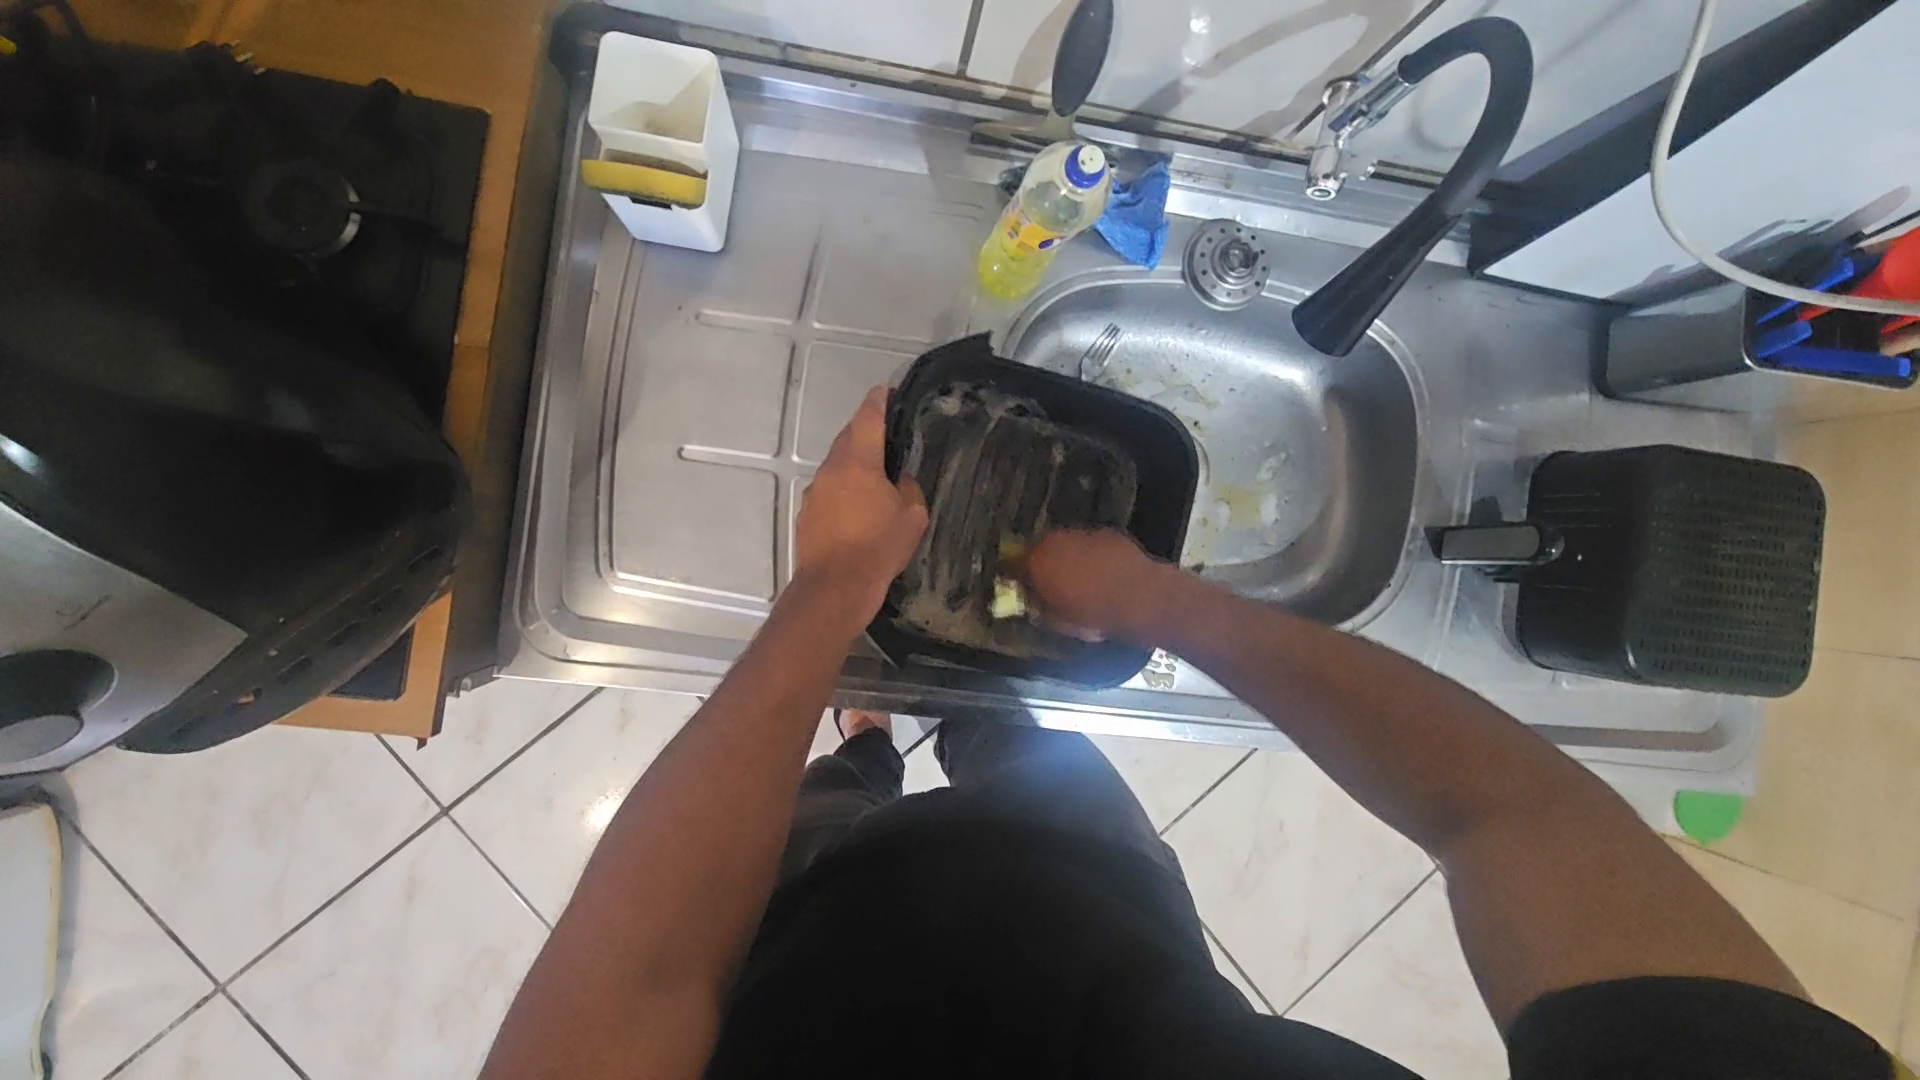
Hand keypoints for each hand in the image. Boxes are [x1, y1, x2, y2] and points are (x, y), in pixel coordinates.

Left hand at [793, 386, 928, 615]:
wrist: (835, 587)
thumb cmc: (878, 548)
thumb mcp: (912, 517)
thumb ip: (908, 488)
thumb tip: (900, 477)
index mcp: (859, 461)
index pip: (868, 417)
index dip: (878, 400)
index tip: (887, 390)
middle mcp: (831, 468)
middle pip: (848, 437)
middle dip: (866, 431)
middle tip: (888, 435)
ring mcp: (815, 491)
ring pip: (837, 464)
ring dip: (854, 463)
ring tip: (876, 475)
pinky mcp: (807, 513)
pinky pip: (829, 489)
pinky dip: (843, 488)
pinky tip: (857, 507)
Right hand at [1012, 529, 1177, 643]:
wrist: (1140, 597)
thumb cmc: (1093, 615)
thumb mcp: (1058, 621)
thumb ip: (1039, 608)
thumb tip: (1034, 603)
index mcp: (1035, 562)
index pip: (1009, 565)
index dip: (1011, 576)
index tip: (1014, 585)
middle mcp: (1053, 541)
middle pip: (1037, 549)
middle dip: (1039, 563)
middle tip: (1047, 581)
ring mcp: (1080, 534)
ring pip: (1064, 544)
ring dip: (1066, 557)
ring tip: (1077, 576)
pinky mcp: (1105, 533)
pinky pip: (1089, 544)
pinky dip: (1090, 554)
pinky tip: (1101, 570)